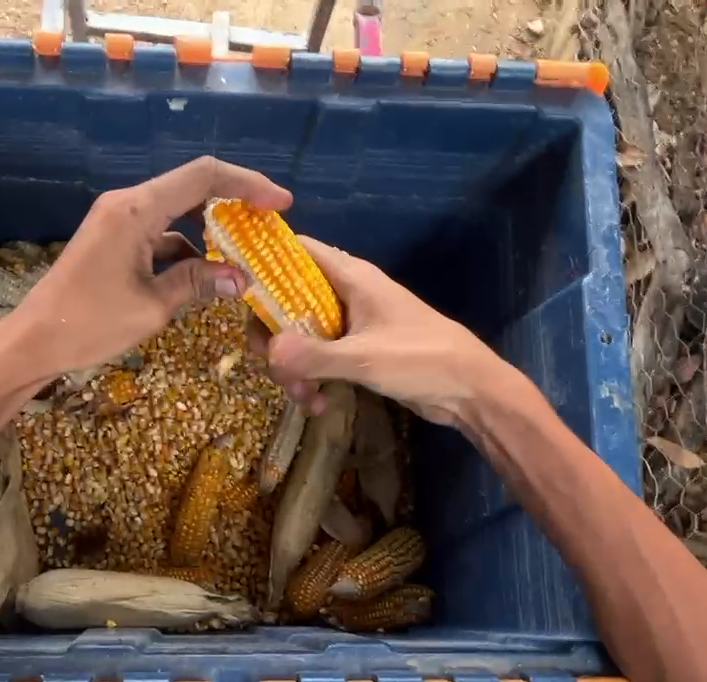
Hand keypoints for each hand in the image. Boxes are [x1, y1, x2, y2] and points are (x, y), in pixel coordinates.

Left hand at [0, 157, 291, 387]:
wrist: (35, 341)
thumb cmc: (91, 324)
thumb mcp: (153, 307)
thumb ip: (198, 285)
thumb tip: (243, 279)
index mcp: (137, 209)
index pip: (203, 177)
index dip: (247, 184)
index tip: (281, 204)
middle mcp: (127, 203)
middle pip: (191, 188)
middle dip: (233, 206)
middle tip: (266, 230)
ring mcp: (117, 221)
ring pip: (176, 212)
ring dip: (210, 232)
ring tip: (242, 258)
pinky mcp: (112, 241)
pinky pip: (158, 234)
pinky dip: (185, 249)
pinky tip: (205, 275)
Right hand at [262, 237, 511, 427]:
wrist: (469, 391)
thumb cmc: (423, 360)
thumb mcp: (365, 358)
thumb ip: (314, 355)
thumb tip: (268, 352)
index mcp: (351, 277)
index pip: (296, 253)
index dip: (263, 264)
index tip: (237, 292)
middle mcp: (346, 295)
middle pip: (288, 302)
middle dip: (276, 339)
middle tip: (275, 370)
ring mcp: (350, 325)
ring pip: (301, 337)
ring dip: (294, 369)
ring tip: (307, 398)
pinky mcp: (356, 352)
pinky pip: (318, 359)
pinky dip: (312, 380)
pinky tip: (319, 404)